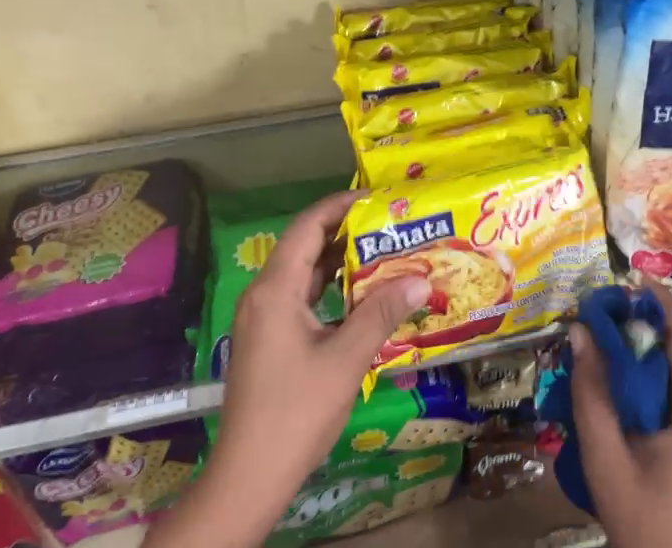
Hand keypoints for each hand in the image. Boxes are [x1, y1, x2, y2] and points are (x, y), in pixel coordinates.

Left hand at [145, 192, 429, 547]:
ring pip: (303, 276)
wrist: (250, 474)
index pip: (307, 228)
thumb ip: (382, 314)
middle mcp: (263, 295)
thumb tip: (421, 278)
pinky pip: (300, 301)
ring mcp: (262, 320)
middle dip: (346, 234)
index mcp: (274, 290)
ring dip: (339, 265)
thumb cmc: (296, 411)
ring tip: (384, 254)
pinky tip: (362, 298)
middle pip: (304, 248)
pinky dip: (330, 293)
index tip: (377, 198)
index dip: (340, 206)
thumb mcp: (345, 359)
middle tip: (390, 226)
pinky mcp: (267, 341)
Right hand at [573, 281, 671, 547]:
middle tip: (617, 344)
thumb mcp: (606, 461)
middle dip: (656, 352)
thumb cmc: (645, 526)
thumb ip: (593, 393)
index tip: (639, 278)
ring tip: (629, 397)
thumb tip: (581, 333)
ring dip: (668, 387)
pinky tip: (656, 433)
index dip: (665, 306)